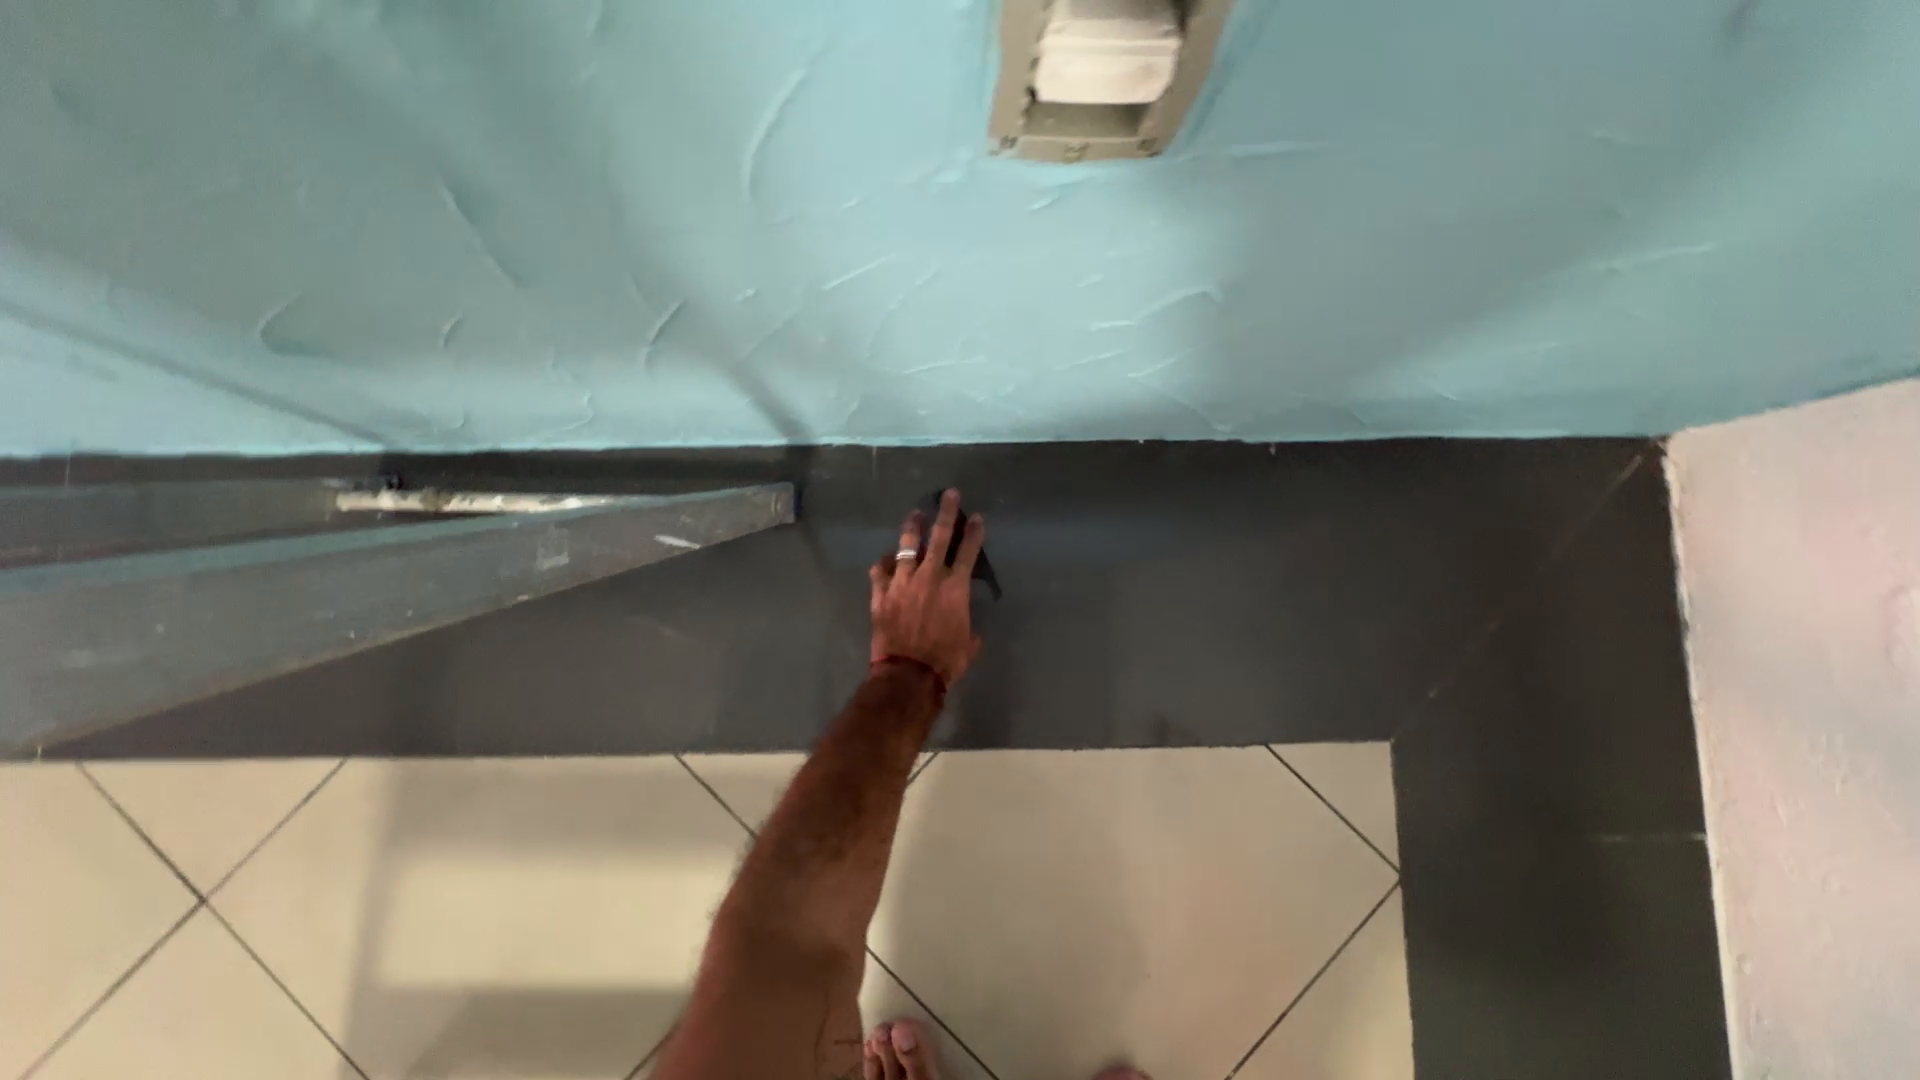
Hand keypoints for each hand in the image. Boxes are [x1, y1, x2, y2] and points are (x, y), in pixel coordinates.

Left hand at [868, 489, 984, 685]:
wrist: (908, 673)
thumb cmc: (945, 660)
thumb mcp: (968, 644)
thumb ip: (969, 629)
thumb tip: (968, 629)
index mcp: (956, 588)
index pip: (969, 552)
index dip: (974, 533)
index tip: (977, 517)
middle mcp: (930, 577)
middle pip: (939, 537)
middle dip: (946, 513)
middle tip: (949, 494)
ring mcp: (902, 583)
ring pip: (906, 547)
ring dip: (911, 529)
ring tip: (914, 514)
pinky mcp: (881, 594)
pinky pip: (880, 571)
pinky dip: (883, 563)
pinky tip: (884, 559)